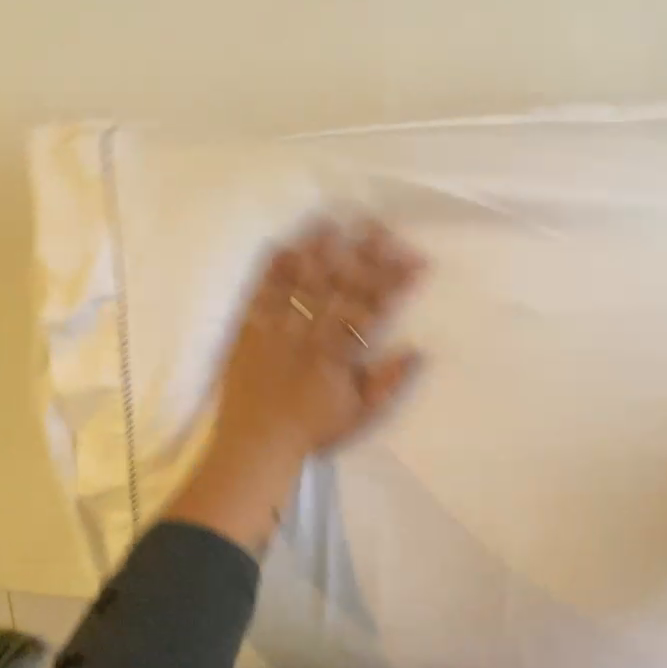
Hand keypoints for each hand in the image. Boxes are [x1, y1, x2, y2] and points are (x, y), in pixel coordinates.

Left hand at [214, 219, 427, 465]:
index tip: (415, 261)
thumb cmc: (311, 432)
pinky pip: (260, 293)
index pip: (372, 309)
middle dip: (361, 254)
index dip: (394, 282)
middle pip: (339, 286)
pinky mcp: (248, 330)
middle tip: (379, 225)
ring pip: (300, 282)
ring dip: (318, 250)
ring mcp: (276, 329)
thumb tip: (418, 351)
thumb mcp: (359, 416)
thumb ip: (388, 383)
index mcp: (337, 355)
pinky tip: (285, 245)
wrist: (256, 445)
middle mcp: (308, 334)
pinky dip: (273, 268)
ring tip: (334, 222)